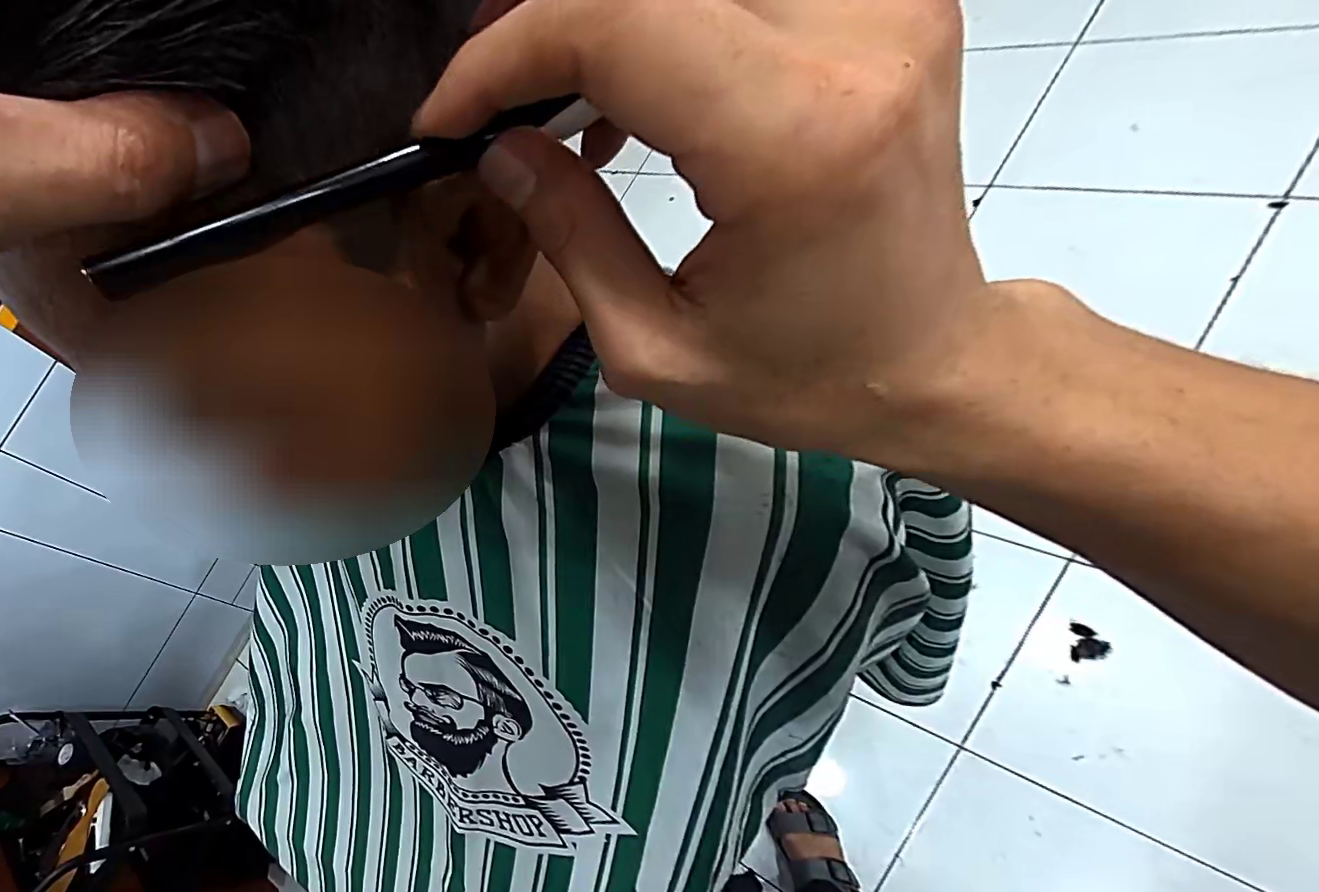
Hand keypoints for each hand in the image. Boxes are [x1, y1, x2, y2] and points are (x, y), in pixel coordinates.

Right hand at [415, 0, 997, 463]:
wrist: (922, 360)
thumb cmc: (788, 378)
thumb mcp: (649, 344)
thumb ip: (571, 237)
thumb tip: (499, 154)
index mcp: (788, 140)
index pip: (619, 22)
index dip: (507, 54)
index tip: (445, 116)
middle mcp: (855, 34)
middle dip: (537, 15)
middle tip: (479, 93)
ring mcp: (885, 1)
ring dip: (593, 13)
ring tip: (533, 90)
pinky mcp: (885, 2)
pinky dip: (651, 20)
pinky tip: (617, 94)